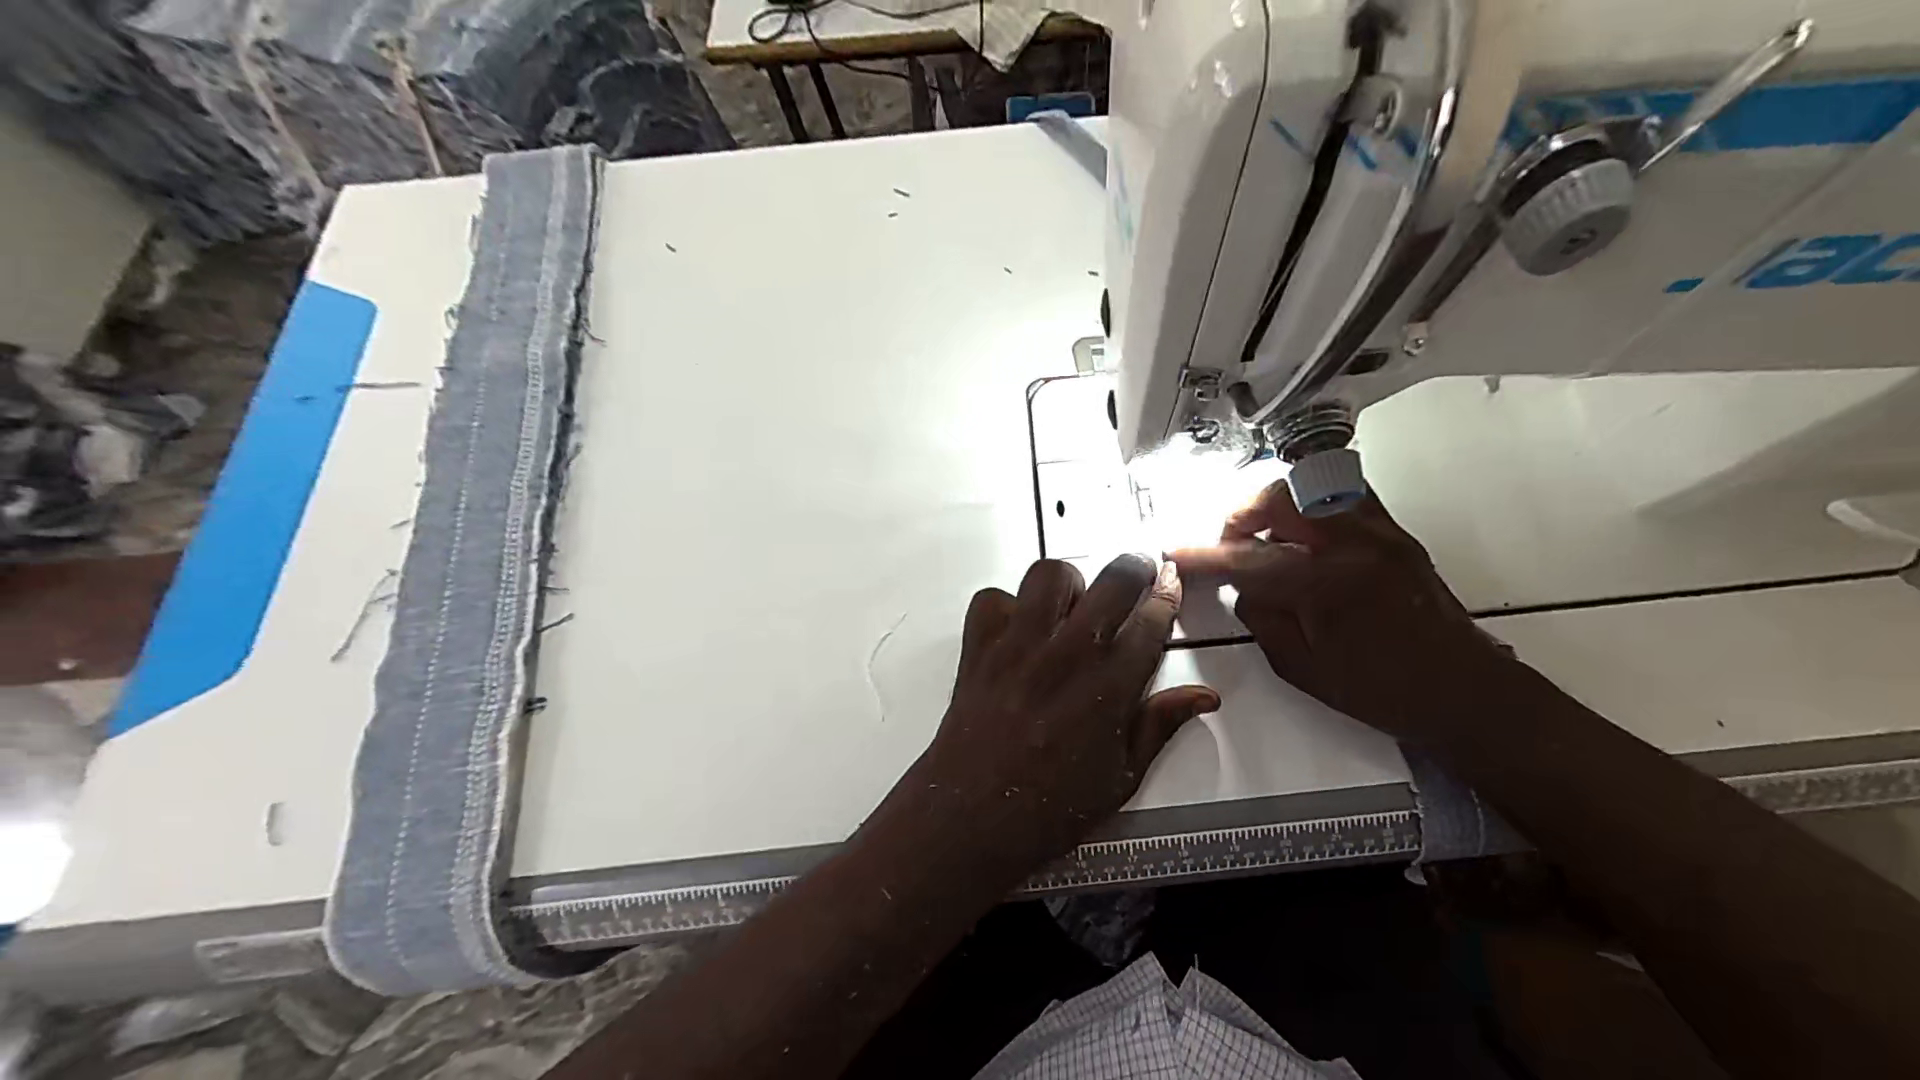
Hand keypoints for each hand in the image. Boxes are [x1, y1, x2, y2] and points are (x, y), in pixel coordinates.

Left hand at [898, 555, 1219, 873]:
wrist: (971, 817)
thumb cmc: (1049, 808)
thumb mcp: (1120, 777)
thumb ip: (1160, 726)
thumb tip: (1203, 697)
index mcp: (1109, 687)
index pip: (1151, 620)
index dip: (1166, 594)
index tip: (1169, 580)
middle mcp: (1066, 654)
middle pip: (1112, 582)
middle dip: (1132, 568)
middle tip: (1135, 573)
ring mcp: (1018, 645)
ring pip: (1049, 575)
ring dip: (1068, 583)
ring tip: (1072, 604)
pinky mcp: (978, 646)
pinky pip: (992, 599)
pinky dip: (1007, 606)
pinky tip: (1018, 629)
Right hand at [1170, 481, 1500, 740]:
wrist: (1462, 691)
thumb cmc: (1382, 690)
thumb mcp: (1299, 666)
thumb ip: (1261, 616)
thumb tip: (1241, 584)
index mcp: (1325, 586)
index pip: (1245, 558)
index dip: (1203, 555)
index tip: (1178, 552)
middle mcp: (1354, 547)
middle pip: (1279, 497)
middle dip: (1240, 514)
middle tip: (1228, 542)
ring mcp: (1379, 533)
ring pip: (1313, 483)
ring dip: (1275, 503)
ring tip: (1265, 532)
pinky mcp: (1395, 532)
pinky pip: (1344, 492)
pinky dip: (1312, 500)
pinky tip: (1303, 529)